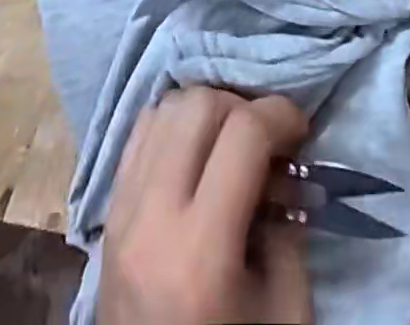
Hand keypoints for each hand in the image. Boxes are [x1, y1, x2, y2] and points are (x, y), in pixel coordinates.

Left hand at [98, 86, 313, 324]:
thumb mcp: (283, 311)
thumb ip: (288, 229)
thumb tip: (283, 168)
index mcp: (202, 248)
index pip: (241, 135)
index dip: (280, 114)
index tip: (301, 127)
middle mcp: (152, 213)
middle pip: (196, 105)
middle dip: (241, 105)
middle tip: (266, 138)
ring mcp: (122, 207)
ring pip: (162, 109)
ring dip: (205, 110)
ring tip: (231, 142)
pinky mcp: (108, 209)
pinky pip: (138, 134)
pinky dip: (172, 123)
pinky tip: (196, 149)